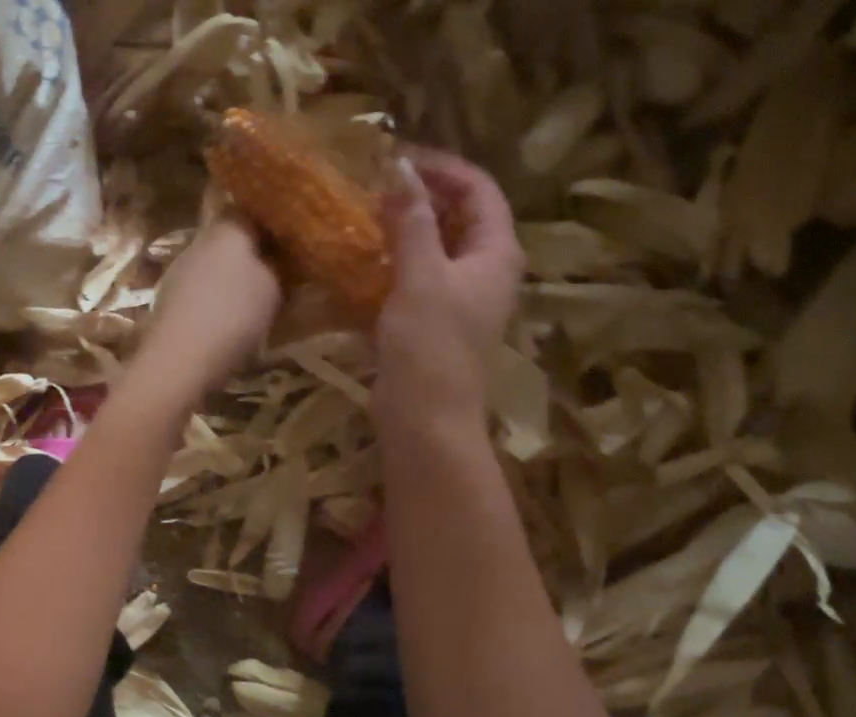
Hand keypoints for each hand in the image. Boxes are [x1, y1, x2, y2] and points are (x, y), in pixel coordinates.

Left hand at [139, 217, 283, 394]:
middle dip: (249, 254)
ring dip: (228, 280)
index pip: (250, 211)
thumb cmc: (233, 315)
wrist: (178, 360)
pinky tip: (224, 322)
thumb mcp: (273, 288)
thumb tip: (276, 258)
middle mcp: (197, 243)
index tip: (288, 239)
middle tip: (275, 273)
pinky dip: (212, 302)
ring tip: (252, 302)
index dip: (270, 223)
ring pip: (211, 268)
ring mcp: (177, 273)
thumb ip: (277, 266)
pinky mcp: (165, 302)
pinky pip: (197, 294)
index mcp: (226, 228)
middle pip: (228, 241)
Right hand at [372, 147, 523, 427]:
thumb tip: (399, 169)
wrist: (425, 419)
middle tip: (373, 186)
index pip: (478, 189)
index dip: (441, 168)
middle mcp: (483, 270)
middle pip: (457, 217)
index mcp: (495, 252)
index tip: (396, 159)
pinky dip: (391, 264)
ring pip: (433, 249)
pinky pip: (414, 279)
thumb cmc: (430, 346)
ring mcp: (458, 299)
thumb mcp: (420, 277)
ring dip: (402, 230)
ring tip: (362, 217)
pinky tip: (360, 262)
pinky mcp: (431, 324)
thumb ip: (411, 221)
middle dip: (419, 197)